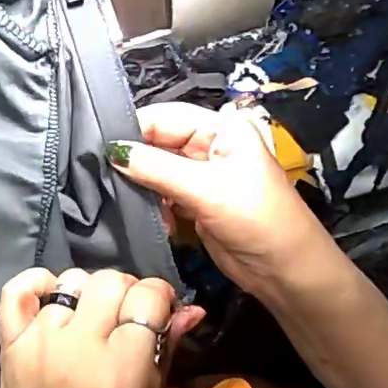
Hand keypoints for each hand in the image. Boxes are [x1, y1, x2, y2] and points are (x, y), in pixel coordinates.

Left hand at [0, 268, 203, 387]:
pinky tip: (53, 302)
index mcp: (121, 372)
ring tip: (91, 321)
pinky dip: (37, 285)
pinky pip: (17, 290)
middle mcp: (77, 350)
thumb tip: (193, 309)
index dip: (160, 300)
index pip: (147, 298)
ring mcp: (37, 344)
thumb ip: (168, 352)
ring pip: (70, 282)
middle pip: (110, 281)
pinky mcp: (8, 345)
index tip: (159, 314)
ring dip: (88, 296)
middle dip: (127, 293)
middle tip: (127, 320)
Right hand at [108, 102, 343, 297]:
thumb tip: (113, 152)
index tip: (102, 151)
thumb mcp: (205, 188)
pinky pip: (160, 193)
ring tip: (124, 199)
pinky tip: (146, 216)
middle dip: (134, 160)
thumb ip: (156, 168)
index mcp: (220, 129)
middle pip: (157, 142)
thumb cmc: (256, 219)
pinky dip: (150, 204)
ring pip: (155, 170)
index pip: (165, 117)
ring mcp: (200, 176)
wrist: (284, 269)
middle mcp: (209, 146)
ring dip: (140, 185)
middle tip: (104, 178)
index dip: (134, 130)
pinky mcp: (193, 202)